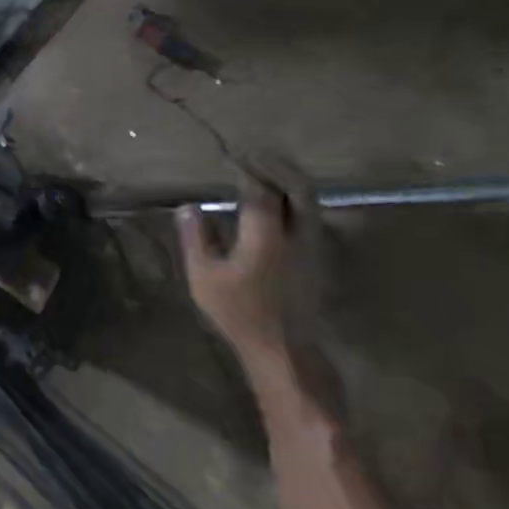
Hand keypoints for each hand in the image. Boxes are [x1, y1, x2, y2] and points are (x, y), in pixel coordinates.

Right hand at [178, 157, 319, 363]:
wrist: (285, 351)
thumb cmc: (239, 312)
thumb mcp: (204, 276)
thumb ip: (196, 237)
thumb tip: (190, 206)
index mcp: (266, 236)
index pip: (260, 190)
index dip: (245, 171)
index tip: (229, 159)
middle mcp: (297, 236)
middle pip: (298, 189)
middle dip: (276, 168)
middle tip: (253, 157)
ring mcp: (314, 249)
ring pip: (310, 203)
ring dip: (289, 183)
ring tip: (266, 174)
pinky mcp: (319, 261)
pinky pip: (311, 217)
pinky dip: (295, 201)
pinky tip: (278, 205)